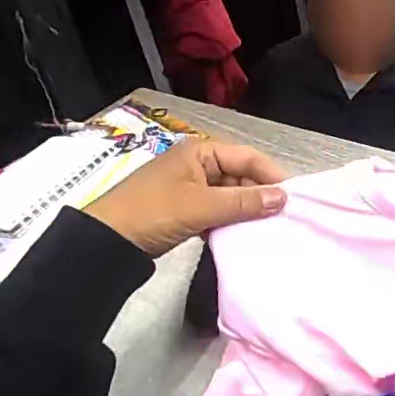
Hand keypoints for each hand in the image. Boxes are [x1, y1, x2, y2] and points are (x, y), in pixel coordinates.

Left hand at [83, 137, 288, 255]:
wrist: (101, 244)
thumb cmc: (152, 213)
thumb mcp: (201, 206)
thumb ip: (244, 202)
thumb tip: (284, 198)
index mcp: (200, 151)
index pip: (247, 158)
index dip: (271, 175)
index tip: (293, 197)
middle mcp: (197, 163)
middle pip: (241, 175)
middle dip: (259, 194)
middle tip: (280, 216)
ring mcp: (190, 186)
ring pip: (230, 194)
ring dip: (245, 209)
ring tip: (265, 226)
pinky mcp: (184, 207)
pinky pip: (217, 209)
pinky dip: (229, 219)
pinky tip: (240, 233)